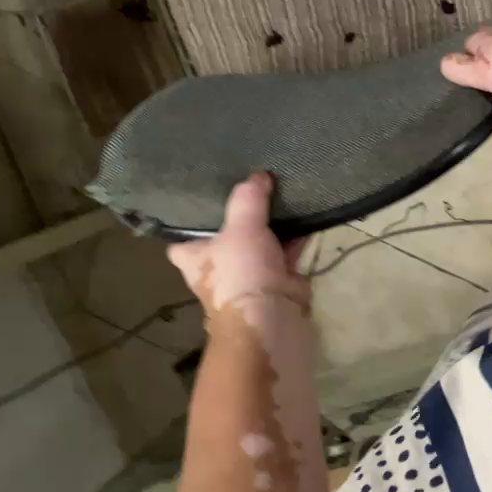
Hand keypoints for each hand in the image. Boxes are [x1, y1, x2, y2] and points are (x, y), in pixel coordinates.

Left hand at [165, 172, 310, 315]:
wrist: (271, 316)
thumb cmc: (240, 273)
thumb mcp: (240, 228)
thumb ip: (248, 199)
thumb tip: (258, 175)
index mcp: (194, 257)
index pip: (184, 237)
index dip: (192, 219)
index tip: (208, 195)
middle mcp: (220, 265)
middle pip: (229, 232)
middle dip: (243, 213)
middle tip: (255, 182)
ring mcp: (251, 271)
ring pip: (262, 238)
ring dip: (274, 221)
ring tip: (284, 187)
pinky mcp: (281, 275)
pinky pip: (289, 247)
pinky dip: (298, 232)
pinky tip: (307, 209)